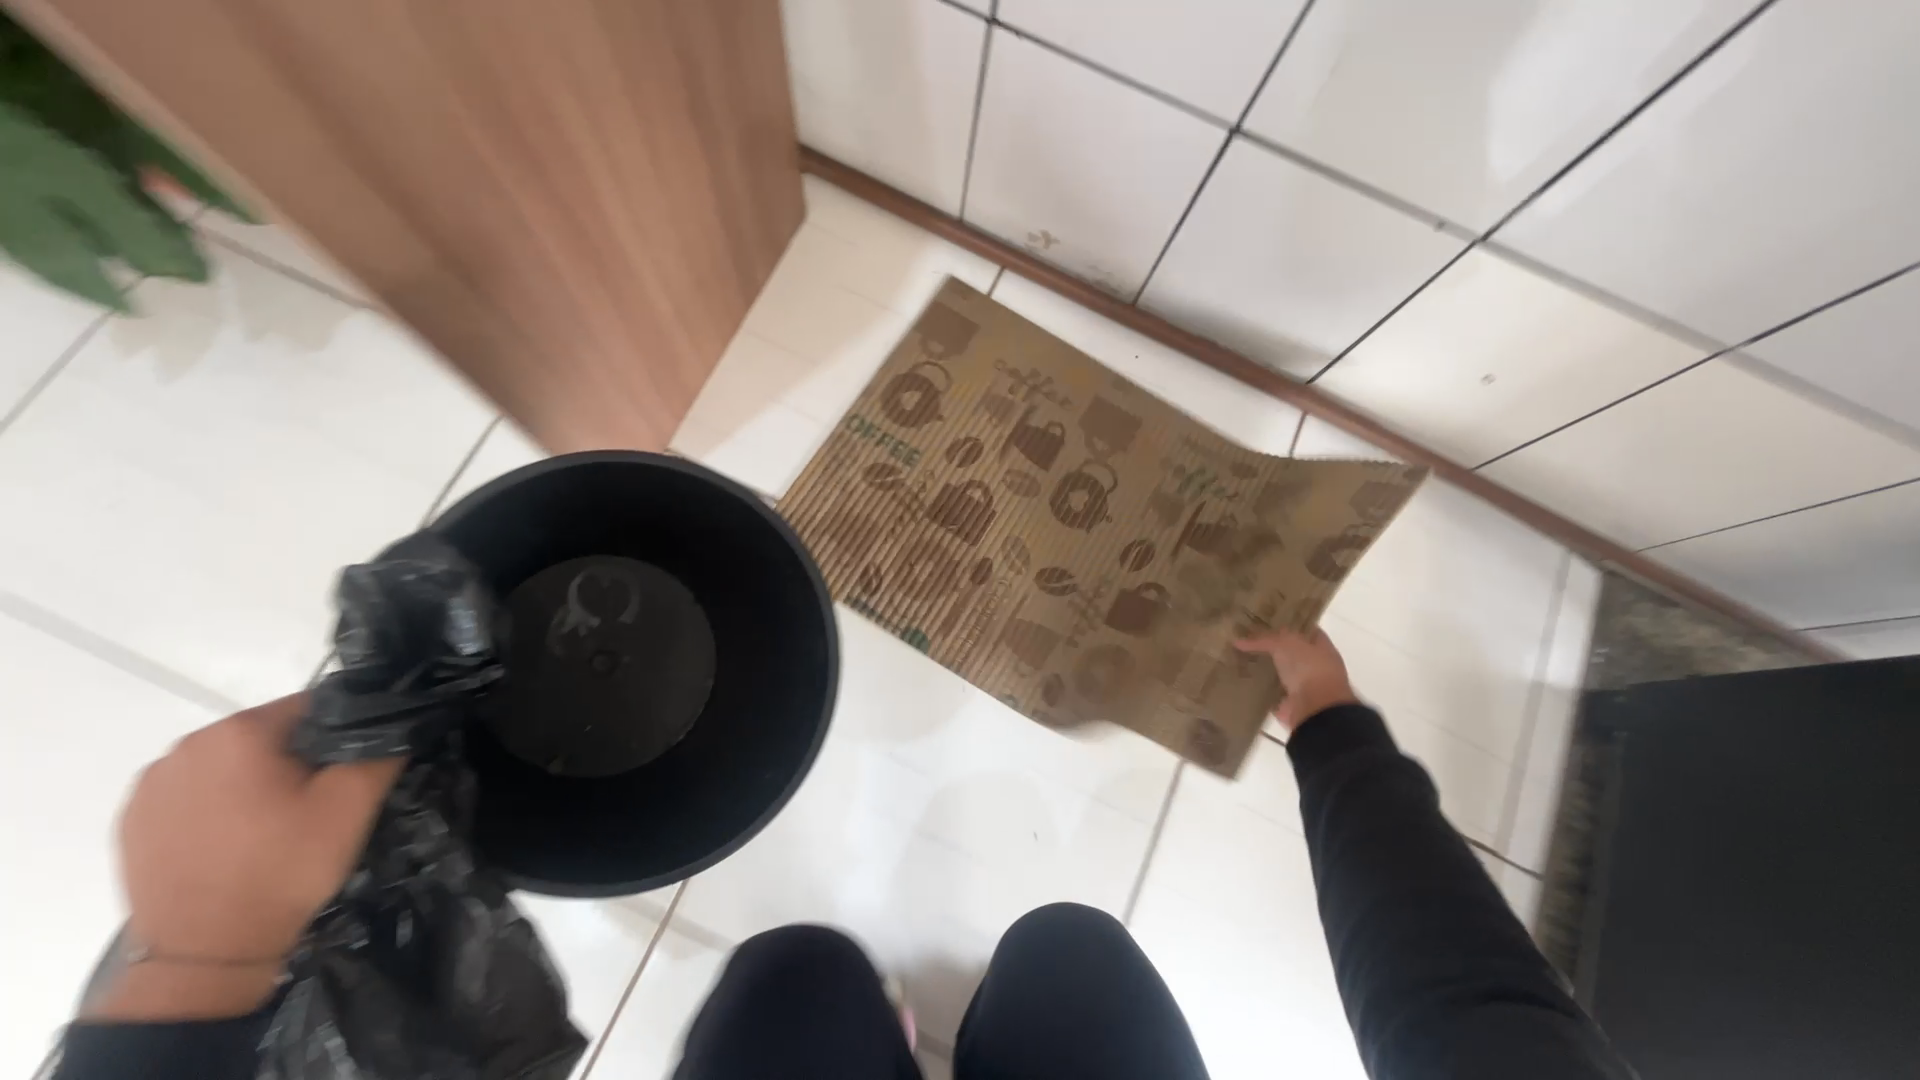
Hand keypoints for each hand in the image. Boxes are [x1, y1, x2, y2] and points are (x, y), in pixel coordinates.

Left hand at [88, 694, 402, 1020]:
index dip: (344, 736)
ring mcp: (151, 785)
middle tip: (319, 806)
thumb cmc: (285, 868)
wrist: (204, 953)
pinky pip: (195, 795)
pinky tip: (236, 843)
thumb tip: (395, 723)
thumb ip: (381, 749)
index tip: (350, 776)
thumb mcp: (354, 804)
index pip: (314, 706)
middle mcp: (185, 746)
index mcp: (240, 731)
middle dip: (298, 760)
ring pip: (231, 764)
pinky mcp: (132, 820)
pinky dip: (220, 808)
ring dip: (256, 783)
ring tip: (276, 828)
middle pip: (269, 734)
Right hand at [1233, 628, 1358, 734]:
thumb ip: (1263, 639)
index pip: (1306, 631)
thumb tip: (1237, 641)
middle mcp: (1315, 667)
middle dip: (1271, 647)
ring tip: (1238, 659)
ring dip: (1264, 669)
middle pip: (1290, 652)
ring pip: (1279, 673)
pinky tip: (1241, 681)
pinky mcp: (1289, 704)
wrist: (1315, 710)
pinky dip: (1258, 690)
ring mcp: (1303, 687)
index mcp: (1321, 648)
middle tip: (1245, 639)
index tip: (1266, 619)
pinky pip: (1270, 693)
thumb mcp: (1285, 643)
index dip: (1289, 624)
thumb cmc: (1309, 669)